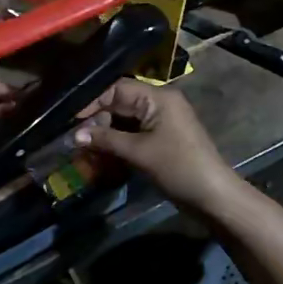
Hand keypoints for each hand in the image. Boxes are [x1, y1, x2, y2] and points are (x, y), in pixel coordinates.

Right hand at [73, 80, 236, 209]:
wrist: (211, 195)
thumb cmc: (177, 166)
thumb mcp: (139, 152)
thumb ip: (106, 139)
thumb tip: (75, 135)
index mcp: (158, 97)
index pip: (117, 88)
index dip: (92, 102)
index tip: (70, 120)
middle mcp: (160, 104)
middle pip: (120, 104)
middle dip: (97, 121)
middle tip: (74, 139)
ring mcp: (162, 123)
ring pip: (125, 122)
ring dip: (105, 135)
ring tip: (83, 150)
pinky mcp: (161, 141)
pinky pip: (134, 136)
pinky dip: (117, 144)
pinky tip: (101, 157)